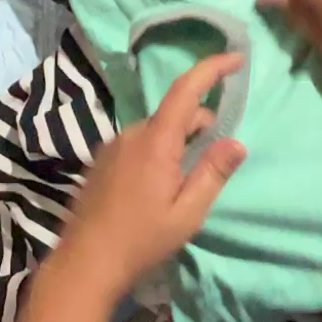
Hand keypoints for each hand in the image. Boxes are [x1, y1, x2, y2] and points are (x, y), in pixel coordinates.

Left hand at [49, 53, 248, 301]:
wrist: (85, 262)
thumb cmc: (141, 240)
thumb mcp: (187, 214)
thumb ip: (212, 174)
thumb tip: (237, 142)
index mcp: (155, 142)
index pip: (185, 90)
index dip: (211, 69)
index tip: (236, 58)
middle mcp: (131, 134)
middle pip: (173, 112)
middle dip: (200, 121)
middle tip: (216, 155)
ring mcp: (112, 146)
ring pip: (155, 128)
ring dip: (177, 139)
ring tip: (186, 178)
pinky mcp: (102, 160)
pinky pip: (138, 142)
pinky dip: (157, 149)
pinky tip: (158, 184)